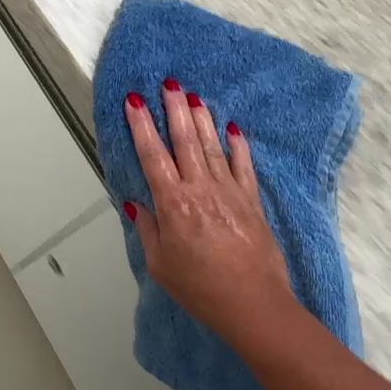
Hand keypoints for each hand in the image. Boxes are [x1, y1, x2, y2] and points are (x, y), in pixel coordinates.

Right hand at [122, 81, 296, 341]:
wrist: (256, 306)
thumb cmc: (202, 290)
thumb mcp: (161, 266)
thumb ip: (147, 230)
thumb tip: (134, 203)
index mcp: (173, 204)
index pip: (152, 155)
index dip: (141, 125)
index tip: (134, 100)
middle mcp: (200, 189)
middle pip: (184, 140)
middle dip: (174, 108)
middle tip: (168, 82)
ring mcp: (229, 192)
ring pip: (211, 145)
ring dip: (201, 118)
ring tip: (193, 95)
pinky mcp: (251, 201)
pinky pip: (243, 166)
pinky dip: (238, 145)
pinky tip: (233, 128)